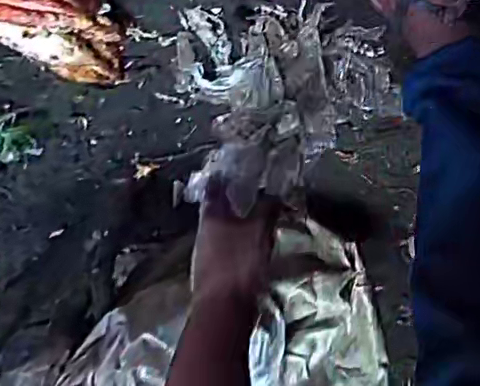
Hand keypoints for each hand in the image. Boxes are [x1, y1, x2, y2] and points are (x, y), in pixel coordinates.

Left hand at [189, 188, 273, 308]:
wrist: (223, 313)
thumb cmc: (239, 263)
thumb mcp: (260, 228)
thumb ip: (268, 207)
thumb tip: (275, 193)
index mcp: (210, 217)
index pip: (215, 188)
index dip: (226, 176)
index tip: (238, 167)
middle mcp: (204, 234)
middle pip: (218, 210)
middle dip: (234, 201)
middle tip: (254, 191)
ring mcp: (205, 256)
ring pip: (222, 231)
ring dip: (237, 224)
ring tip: (257, 218)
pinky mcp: (213, 275)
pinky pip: (227, 249)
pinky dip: (238, 243)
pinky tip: (252, 246)